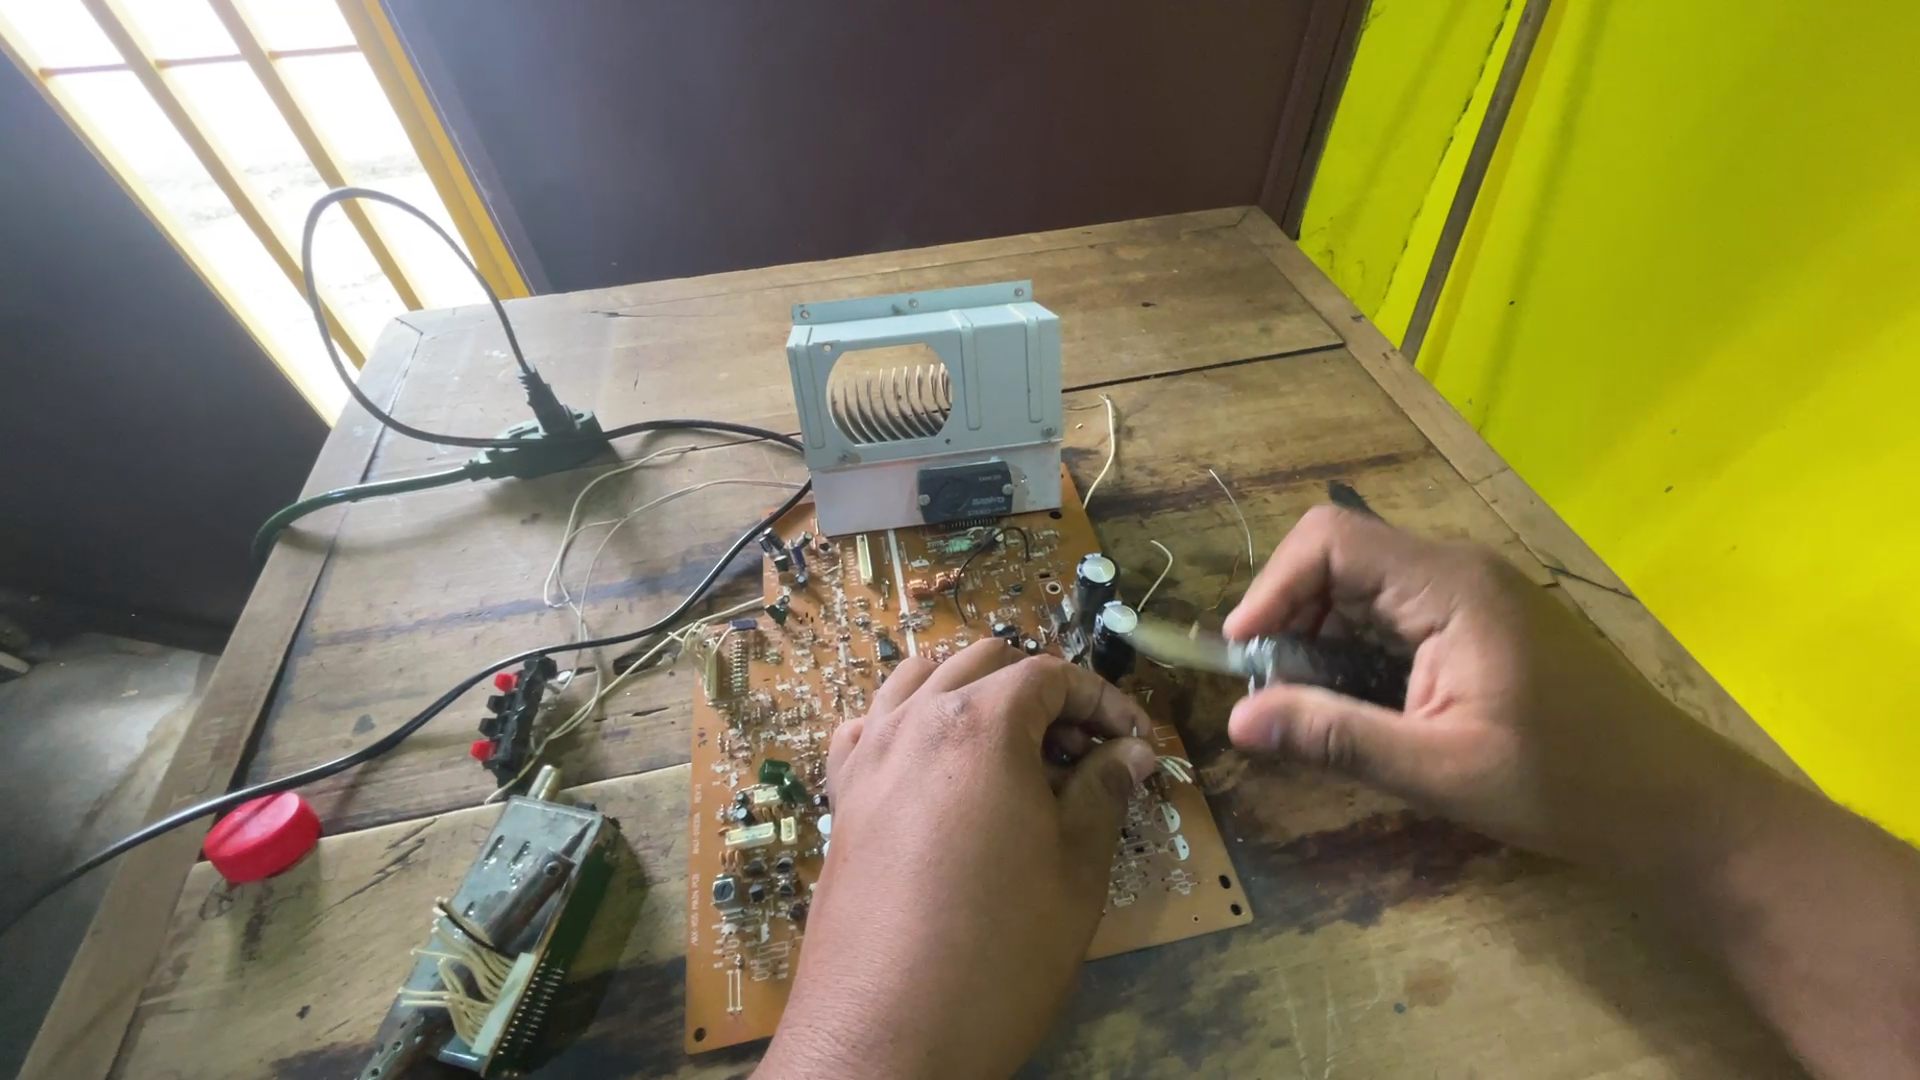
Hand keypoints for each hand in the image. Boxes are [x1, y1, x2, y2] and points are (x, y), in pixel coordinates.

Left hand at [757, 640, 1157, 1079]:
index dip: (1103, 700)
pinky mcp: (842, 791)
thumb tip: (1132, 750)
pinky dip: (907, 719)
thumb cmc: (998, 949)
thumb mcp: (1076, 868)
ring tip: (1010, 745)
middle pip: (986, 663)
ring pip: (923, 676)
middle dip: (1043, 691)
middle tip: (1079, 750)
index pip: (1050, 675)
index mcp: (979, 723)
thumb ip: (1103, 790)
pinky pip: (870, 723)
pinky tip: (932, 762)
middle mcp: (916, 718)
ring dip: (975, 691)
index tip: (1135, 741)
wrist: (882, 1037)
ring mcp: (870, 750)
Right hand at [1223, 506, 1919, 1079]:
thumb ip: (1334, 737)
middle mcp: (1455, 570)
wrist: (1682, 811)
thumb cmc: (1569, 786)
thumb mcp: (1439, 769)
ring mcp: (1466, 590)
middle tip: (1271, 682)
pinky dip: (1346, 644)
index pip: (1331, 539)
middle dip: (1287, 612)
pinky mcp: (1470, 617)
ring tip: (1306, 697)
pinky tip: (1352, 695)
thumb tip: (1237, 722)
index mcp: (1450, 587)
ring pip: (1354, 581)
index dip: (1273, 585)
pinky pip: (1383, 607)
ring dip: (1313, 631)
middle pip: (1336, 554)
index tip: (1244, 649)